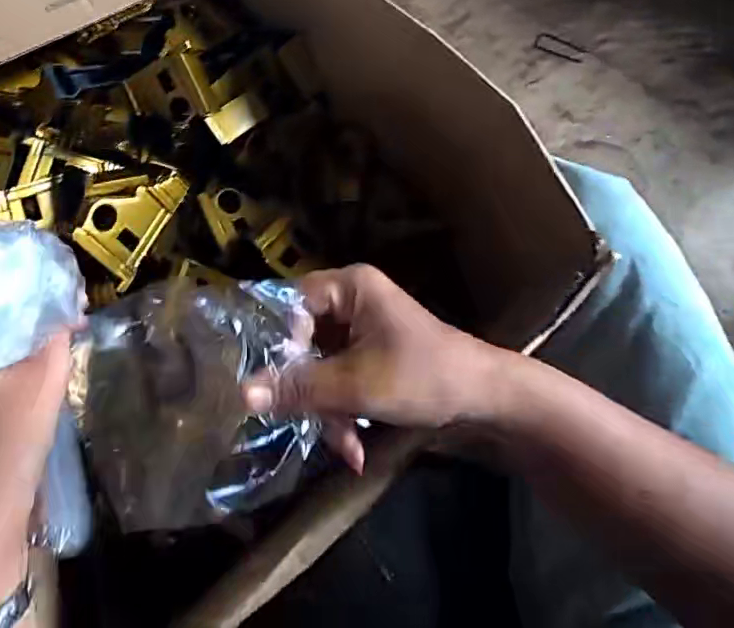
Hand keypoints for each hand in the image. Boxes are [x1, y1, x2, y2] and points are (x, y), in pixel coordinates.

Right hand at [242, 263, 518, 472]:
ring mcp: (360, 329)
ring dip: (328, 409)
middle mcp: (350, 300)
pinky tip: (353, 447)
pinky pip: (338, 377)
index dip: (282, 344)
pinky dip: (343, 410)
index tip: (281, 383)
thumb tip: (242, 392)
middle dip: (311, 390)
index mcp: (348, 287)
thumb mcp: (356, 386)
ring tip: (344, 446)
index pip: (290, 305)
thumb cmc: (424, 377)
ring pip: (320, 365)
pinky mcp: (369, 356)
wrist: (491, 403)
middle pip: (304, 340)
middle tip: (310, 422)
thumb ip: (298, 388)